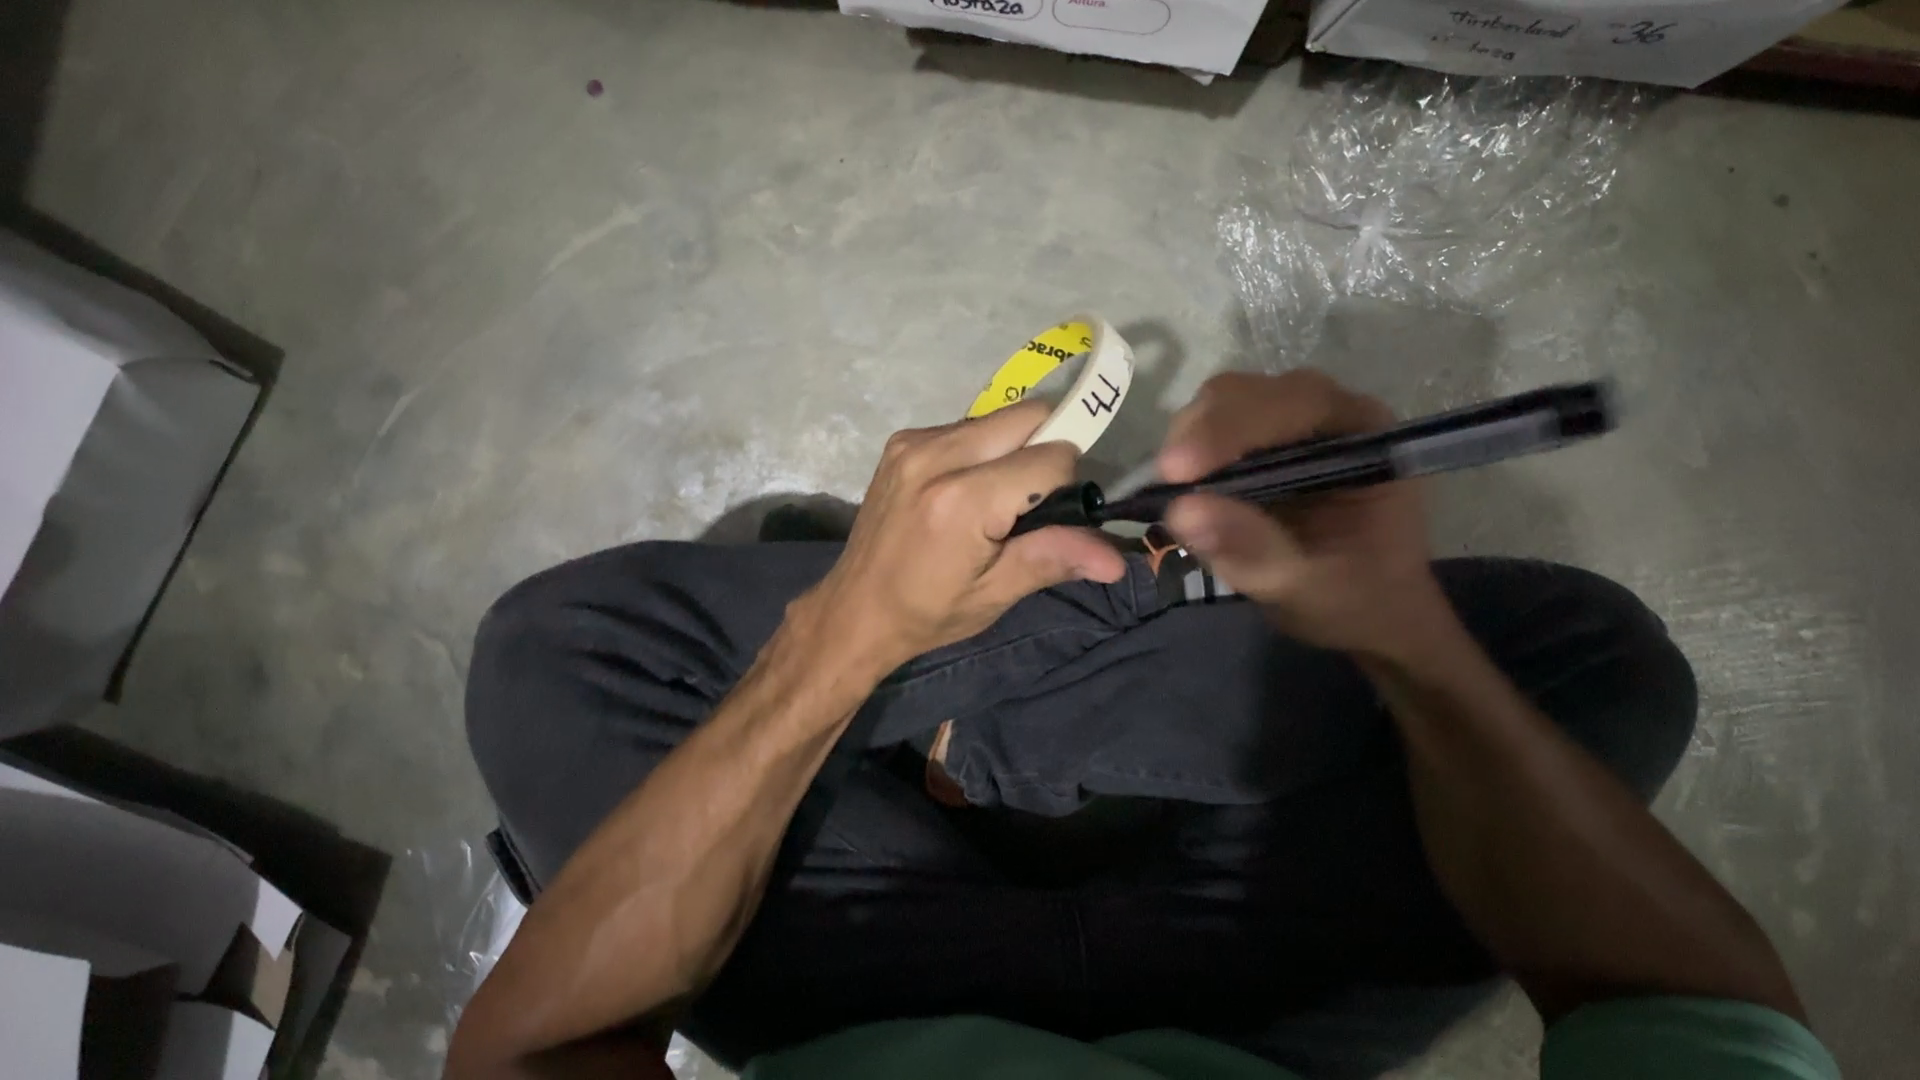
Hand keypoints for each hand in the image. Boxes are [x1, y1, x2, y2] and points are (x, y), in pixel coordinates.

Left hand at [802, 402, 1127, 668]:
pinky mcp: (903, 440)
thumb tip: (1118, 559)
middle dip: (1049, 448)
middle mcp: (936, 455)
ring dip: (1016, 447)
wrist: (856, 609)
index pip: (1052, 456)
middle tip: (1036, 501)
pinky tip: (968, 489)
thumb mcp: (995, 594)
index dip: (1068, 485)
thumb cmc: (928, 613)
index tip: (1056, 519)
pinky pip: (968, 425)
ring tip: (1000, 498)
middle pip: (1029, 416)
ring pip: (999, 416)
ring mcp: (914, 442)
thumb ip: (1054, 558)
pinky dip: (985, 448)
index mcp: (962, 500)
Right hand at [1158, 370, 1450, 659]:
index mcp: (1360, 432)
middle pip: (1245, 395)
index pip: (1291, 404)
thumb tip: (1180, 511)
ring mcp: (1283, 426)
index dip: (1229, 429)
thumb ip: (1255, 550)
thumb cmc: (1355, 598)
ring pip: (1218, 408)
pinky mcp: (1252, 445)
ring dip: (1186, 446)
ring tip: (1172, 497)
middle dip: (1199, 434)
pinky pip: (1206, 433)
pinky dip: (1184, 460)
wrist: (1366, 612)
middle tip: (1166, 486)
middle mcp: (1322, 414)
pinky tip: (1179, 494)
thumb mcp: (1310, 587)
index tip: (1177, 473)